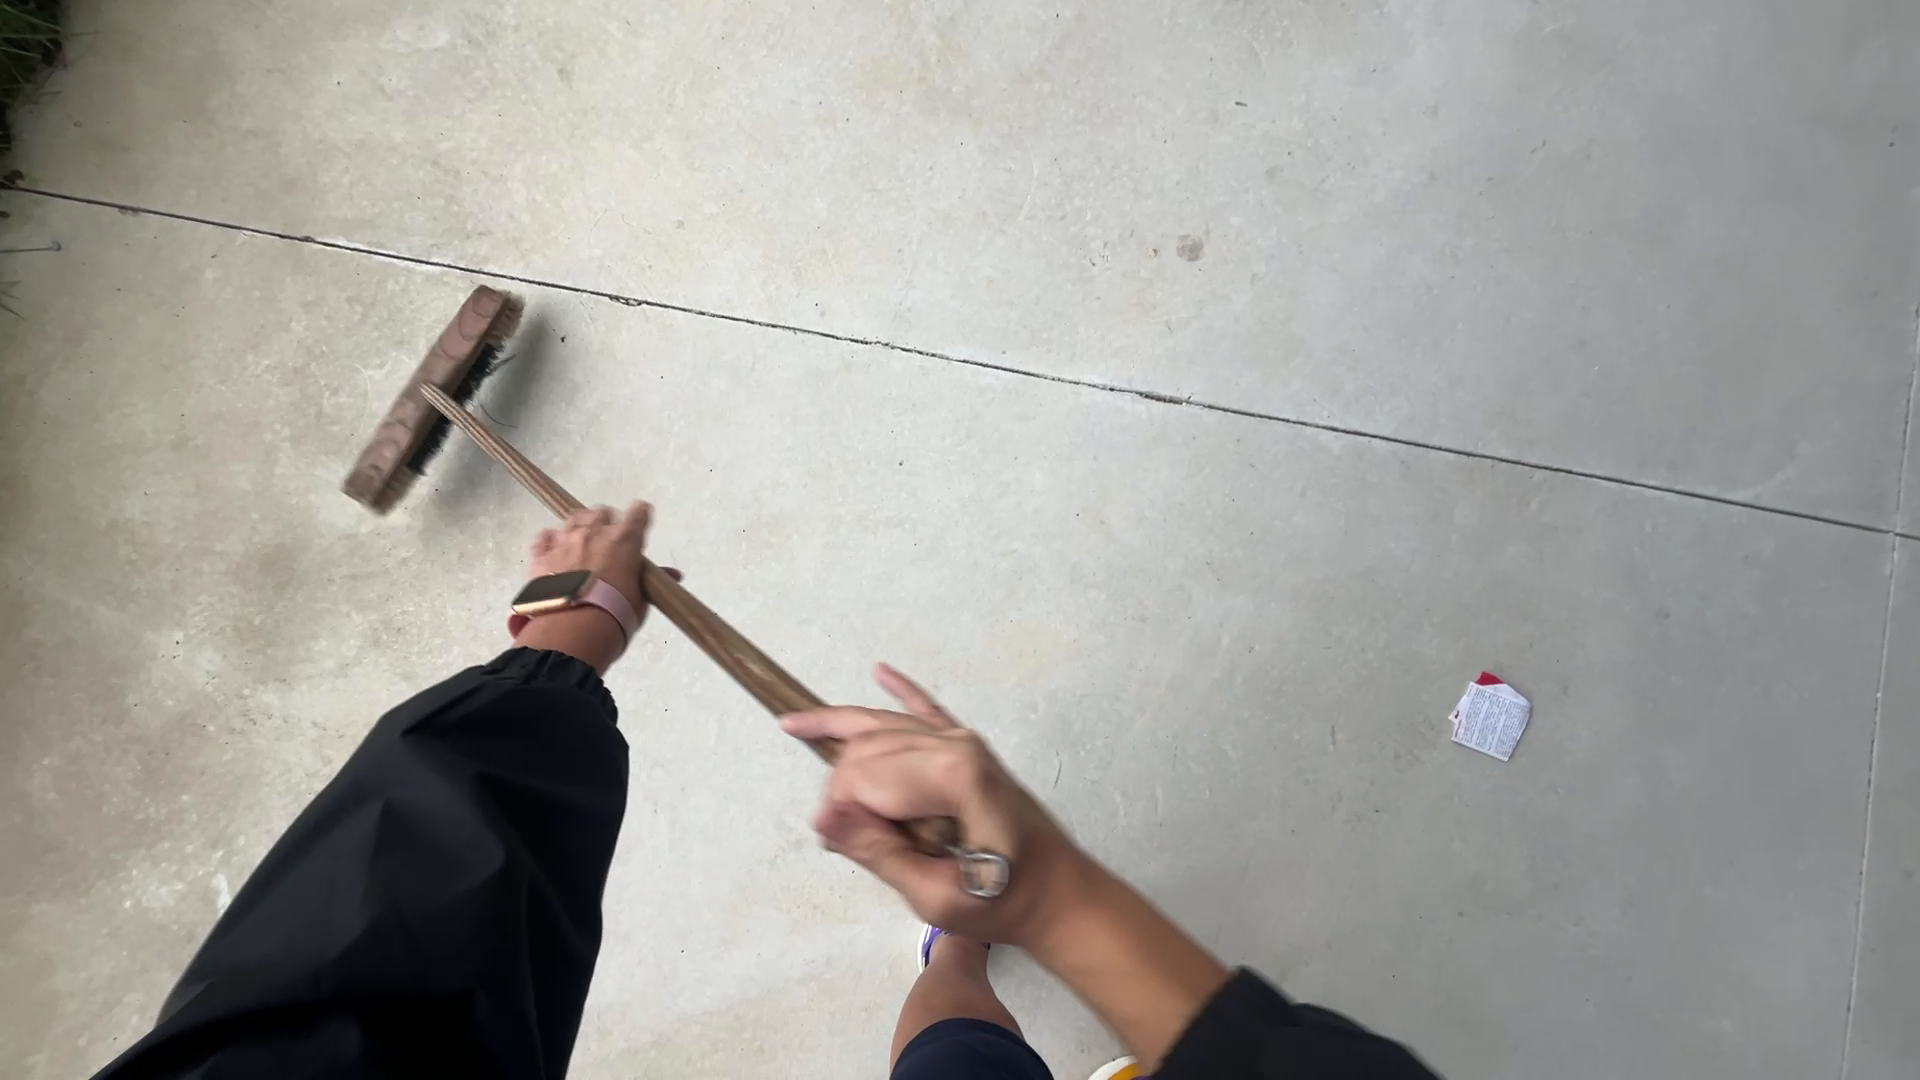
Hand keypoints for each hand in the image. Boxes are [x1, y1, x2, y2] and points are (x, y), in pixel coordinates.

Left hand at [516, 501, 655, 672]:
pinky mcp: (541, 556)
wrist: (572, 630)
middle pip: (602, 512)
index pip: (638, 513)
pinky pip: (544, 537)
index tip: (640, 522)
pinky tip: (555, 550)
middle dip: (607, 522)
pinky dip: (550, 540)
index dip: (640, 516)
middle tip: (609, 540)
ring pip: (573, 519)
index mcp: (625, 540)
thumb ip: (651, 580)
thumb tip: (675, 575)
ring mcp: (565, 542)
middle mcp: (594, 533)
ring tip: (582, 542)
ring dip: (580, 526)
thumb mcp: (641, 599)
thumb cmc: (616, 614)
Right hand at [779, 664, 1098, 946]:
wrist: (1058, 891)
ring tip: (796, 726)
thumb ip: (878, 851)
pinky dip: (901, 690)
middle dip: (843, 788)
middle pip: (868, 748)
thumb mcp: (936, 897)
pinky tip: (881, 671)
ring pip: (885, 725)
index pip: (862, 775)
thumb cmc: (1003, 903)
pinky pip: (926, 709)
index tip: (841, 848)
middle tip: (843, 836)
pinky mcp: (968, 746)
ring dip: (845, 736)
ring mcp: (963, 739)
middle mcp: (955, 742)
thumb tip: (820, 816)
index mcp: (952, 773)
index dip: (840, 813)